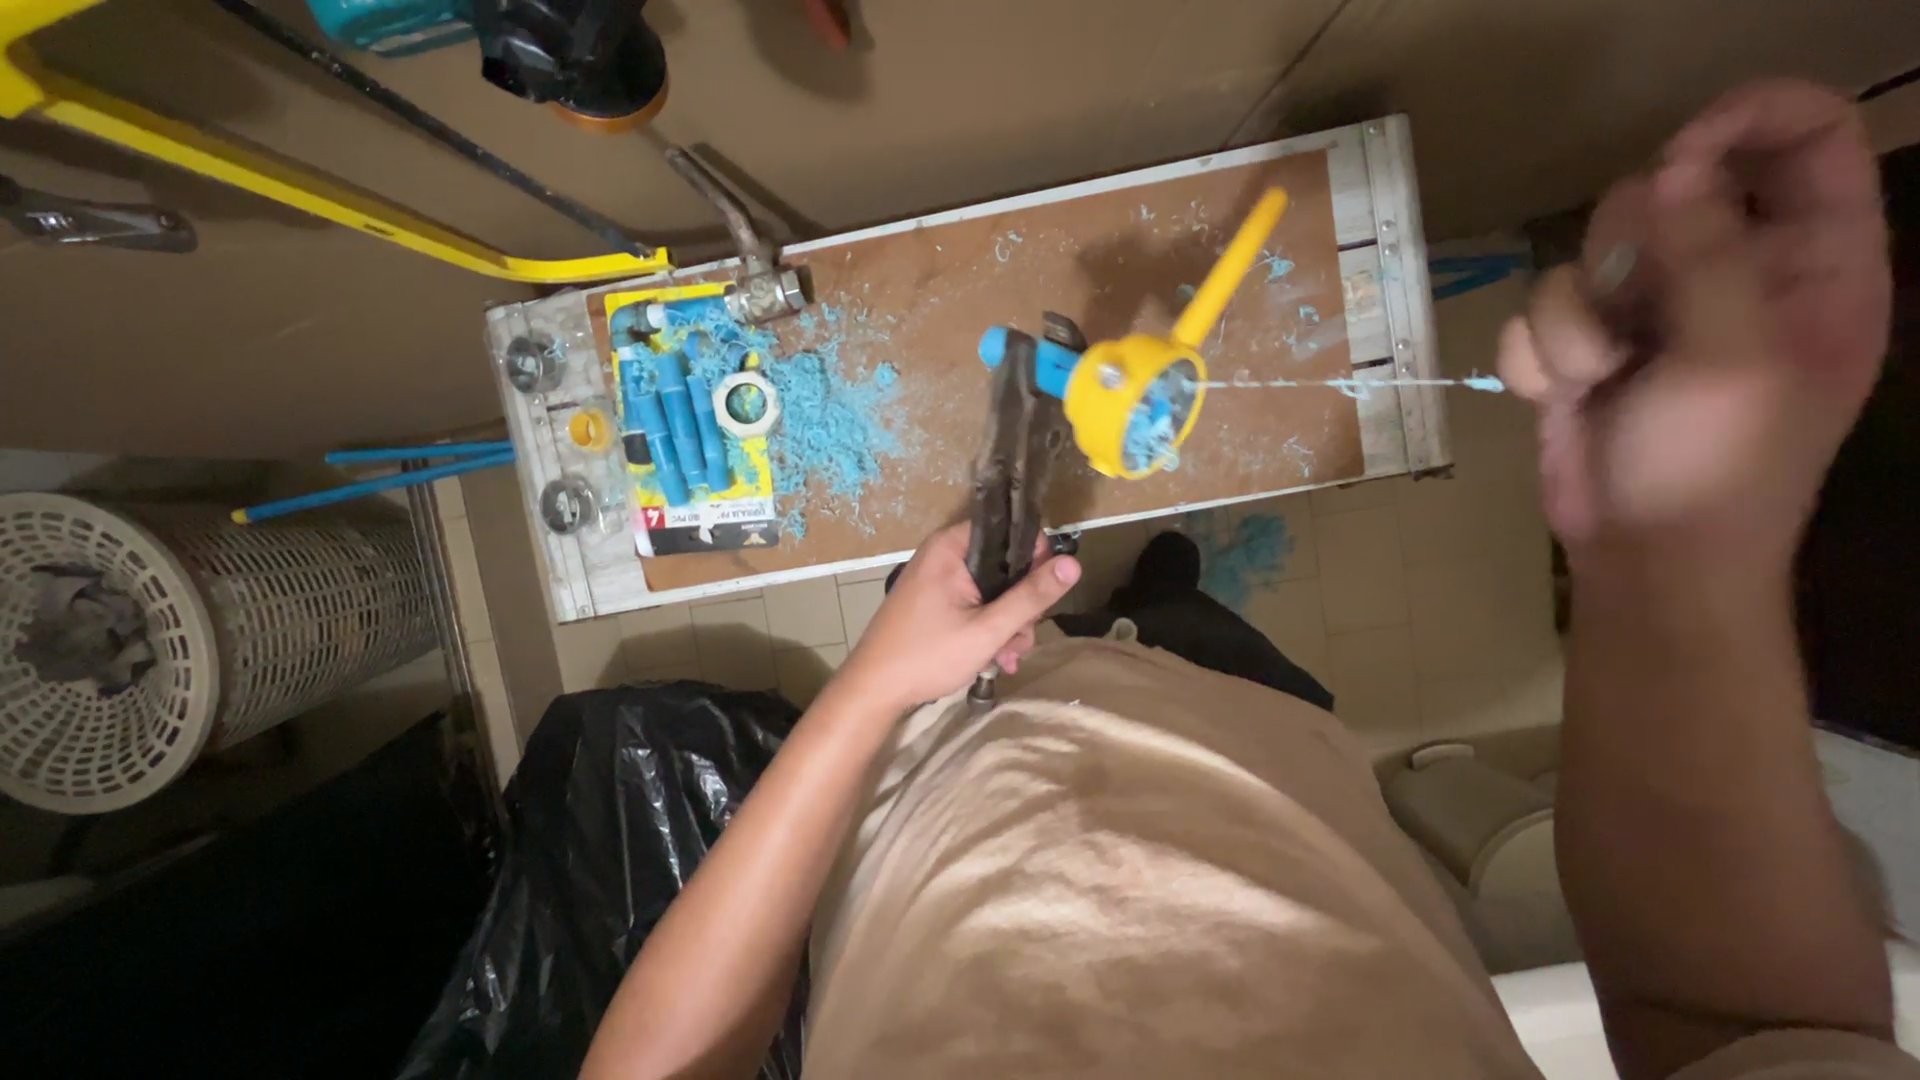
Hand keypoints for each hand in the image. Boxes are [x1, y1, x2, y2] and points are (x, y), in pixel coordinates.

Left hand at [832, 523, 1080, 710]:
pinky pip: (976, 603)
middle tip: (1021, 639)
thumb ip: (1031, 597)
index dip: (1036, 560)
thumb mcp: (988, 629)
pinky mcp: (936, 600)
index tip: (1043, 596)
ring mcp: (939, 578)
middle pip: (1006, 564)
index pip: (1011, 531)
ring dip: (1009, 623)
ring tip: (1008, 657)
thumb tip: (1074, 563)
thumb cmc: (928, 655)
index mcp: (952, 546)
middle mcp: (945, 553)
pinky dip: (990, 628)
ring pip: (994, 589)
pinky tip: (997, 658)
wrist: (873, 689)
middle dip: (1022, 605)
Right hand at [1498, 79, 1888, 576]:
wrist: (1644, 552)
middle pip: (1659, 196)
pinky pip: (1530, 319)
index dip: (1744, 123)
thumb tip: (1667, 169)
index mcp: (1809, 262)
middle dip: (1626, 255)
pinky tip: (1553, 397)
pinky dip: (1532, 360)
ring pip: (1577, 263)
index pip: (1803, 142)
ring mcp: (1640, 317)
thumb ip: (1708, 256)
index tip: (1677, 155)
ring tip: (1595, 379)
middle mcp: (1723, 276)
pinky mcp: (1575, 353)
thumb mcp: (1734, 358)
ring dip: (1571, 326)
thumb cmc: (1717, 465)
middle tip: (1634, 317)